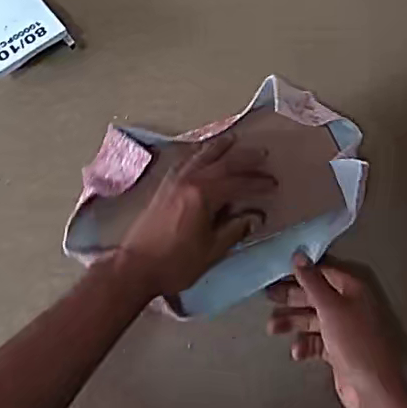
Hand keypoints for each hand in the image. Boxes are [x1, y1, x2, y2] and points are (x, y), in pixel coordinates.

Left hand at [116, 135, 275, 297]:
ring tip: (233, 139)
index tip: (273, 185)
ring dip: (219, 147)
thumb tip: (254, 217)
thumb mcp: (212, 250)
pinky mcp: (164, 187)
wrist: (133, 268)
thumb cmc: (175, 263)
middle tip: (262, 155)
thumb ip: (234, 230)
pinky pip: (185, 161)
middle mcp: (189, 181)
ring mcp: (174, 181)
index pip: (238, 183)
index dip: (258, 183)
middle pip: (222, 163)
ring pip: (201, 156)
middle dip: (245, 159)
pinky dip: (197, 154)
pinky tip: (201, 153)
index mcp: (204, 195)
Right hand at [267, 254, 406, 407]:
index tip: (278, 272)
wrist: (371, 386)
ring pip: (314, 319)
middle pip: (316, 296)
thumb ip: (312, 282)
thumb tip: (299, 255)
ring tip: (272, 327)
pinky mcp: (338, 350)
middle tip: (268, 296)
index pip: (324, 273)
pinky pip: (317, 341)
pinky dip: (305, 344)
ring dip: (294, 322)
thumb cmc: (353, 340)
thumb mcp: (330, 307)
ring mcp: (344, 329)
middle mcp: (349, 305)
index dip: (302, 272)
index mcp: (352, 289)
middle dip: (293, 297)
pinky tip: (296, 351)